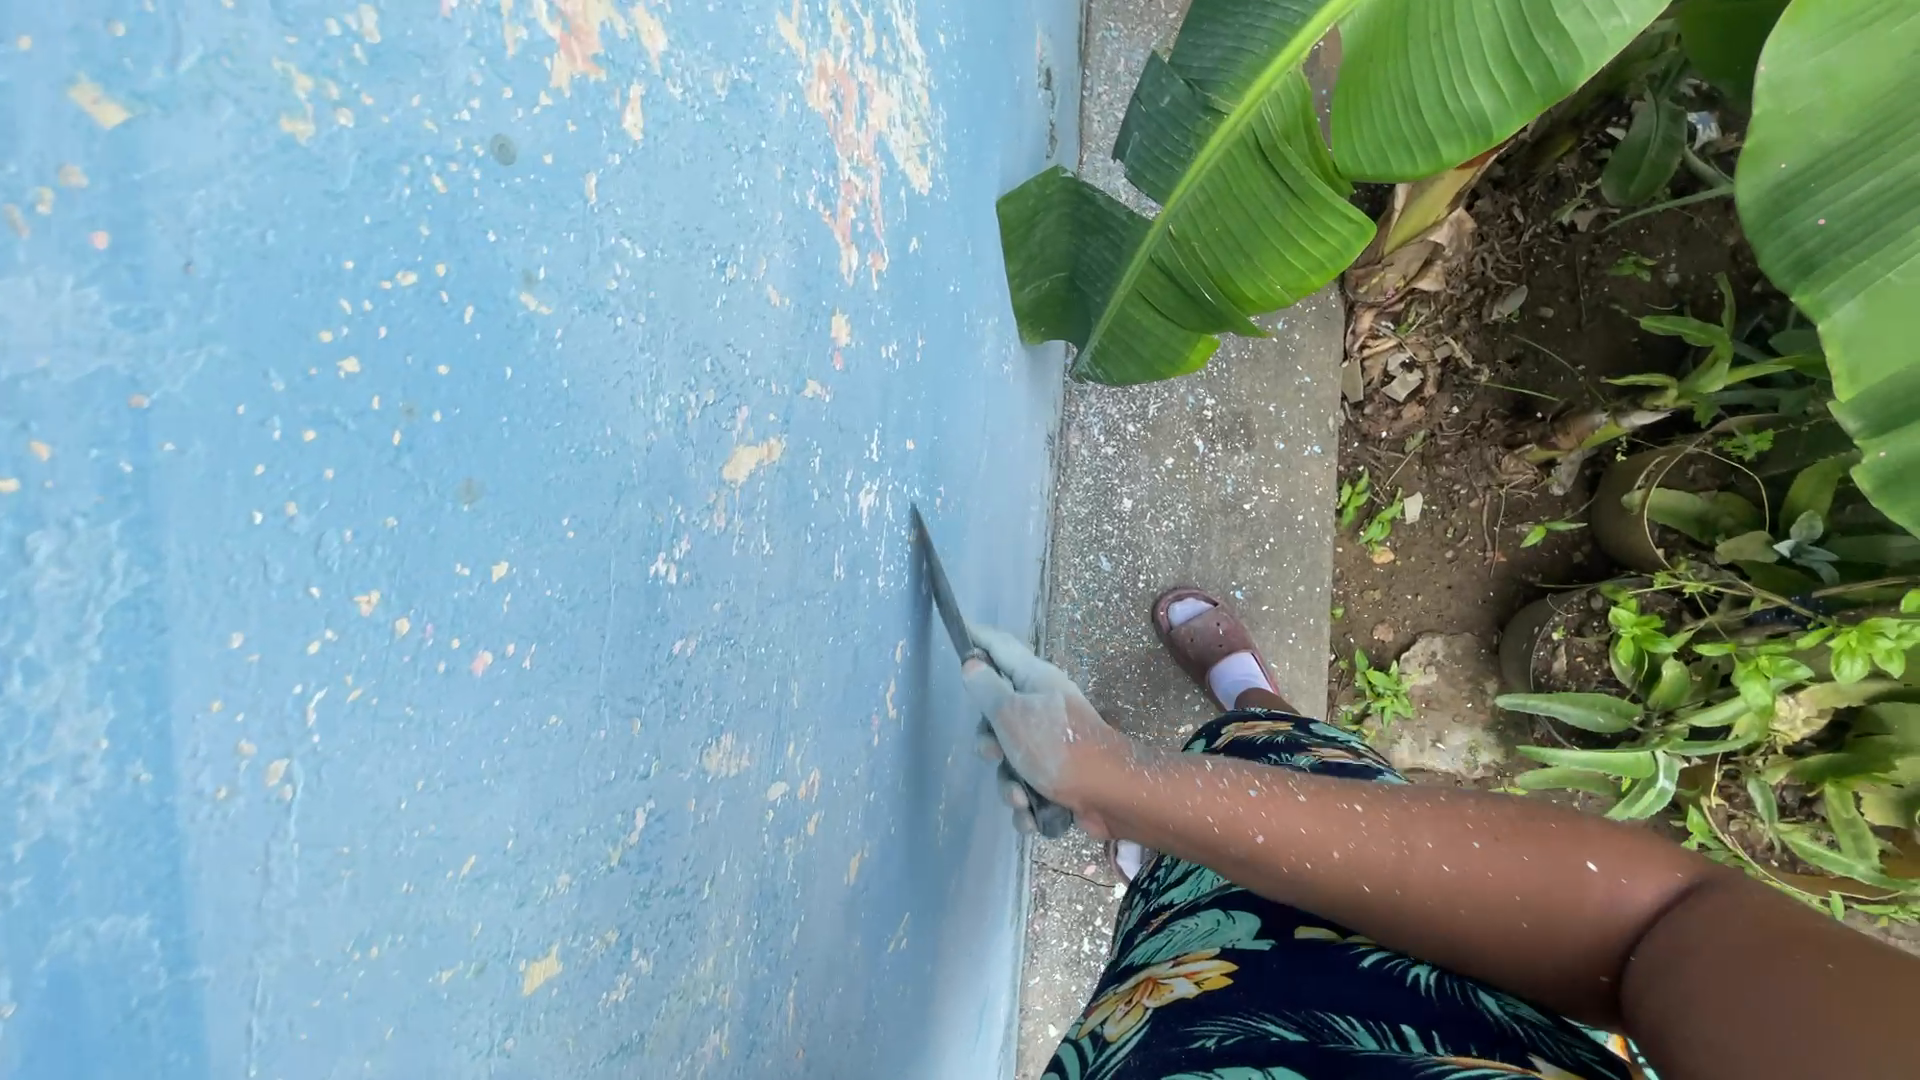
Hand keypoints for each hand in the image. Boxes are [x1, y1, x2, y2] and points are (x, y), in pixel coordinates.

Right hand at [962, 624, 1132, 836]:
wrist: (1111, 795)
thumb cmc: (1057, 746)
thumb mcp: (1011, 713)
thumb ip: (986, 688)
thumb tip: (972, 664)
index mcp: (1036, 679)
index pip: (1001, 646)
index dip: (978, 638)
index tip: (958, 630)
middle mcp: (1044, 705)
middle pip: (998, 713)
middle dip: (989, 741)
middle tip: (992, 753)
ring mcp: (1052, 741)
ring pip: (1011, 757)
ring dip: (1008, 783)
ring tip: (1020, 797)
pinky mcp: (1059, 775)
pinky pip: (1028, 786)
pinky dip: (1027, 804)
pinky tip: (1032, 814)